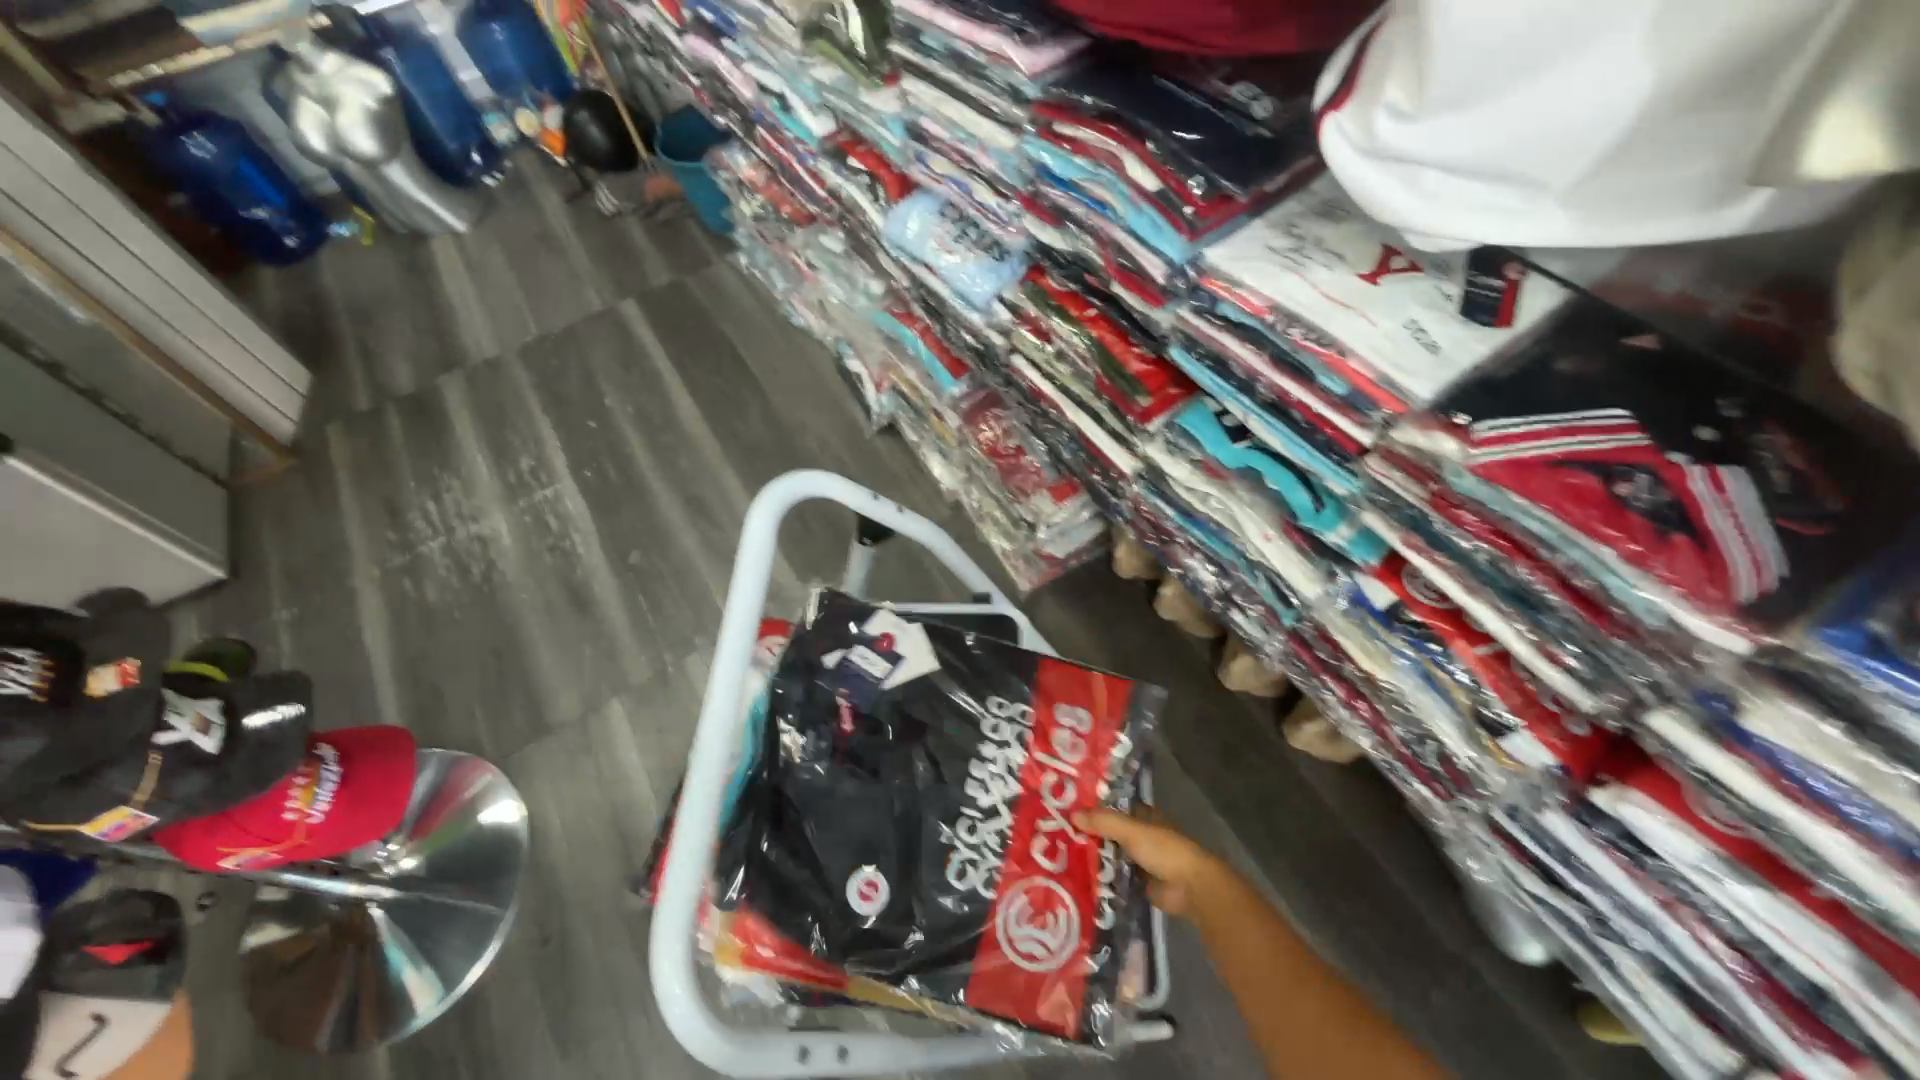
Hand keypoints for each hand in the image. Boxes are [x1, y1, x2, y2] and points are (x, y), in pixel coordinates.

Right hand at [1076, 807, 1230, 917]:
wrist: (1190, 888)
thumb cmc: (1164, 851)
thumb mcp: (1132, 831)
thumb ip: (1103, 822)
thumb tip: (1072, 814)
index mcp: (1145, 817)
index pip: (1115, 808)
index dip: (1095, 808)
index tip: (1069, 809)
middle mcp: (1142, 836)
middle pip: (1111, 833)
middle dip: (1090, 835)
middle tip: (1058, 835)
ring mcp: (1140, 861)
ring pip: (1111, 856)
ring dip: (1094, 858)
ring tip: (1061, 857)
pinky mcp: (1138, 883)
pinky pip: (1114, 878)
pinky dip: (1101, 878)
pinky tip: (1078, 878)